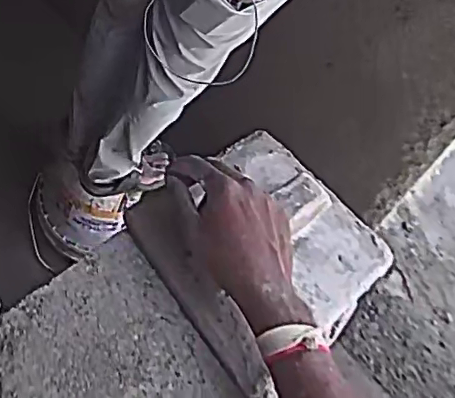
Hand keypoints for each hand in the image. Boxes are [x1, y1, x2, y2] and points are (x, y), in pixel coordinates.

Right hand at [170, 155, 312, 329]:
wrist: (263, 291)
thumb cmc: (229, 265)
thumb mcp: (193, 231)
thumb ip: (181, 199)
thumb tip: (175, 183)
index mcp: (224, 187)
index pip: (197, 164)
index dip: (182, 165)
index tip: (176, 169)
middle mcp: (247, 188)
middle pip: (219, 168)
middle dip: (202, 173)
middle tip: (190, 183)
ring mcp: (266, 199)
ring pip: (239, 182)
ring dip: (224, 187)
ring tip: (214, 208)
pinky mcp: (278, 213)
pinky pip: (256, 198)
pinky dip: (243, 202)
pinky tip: (237, 220)